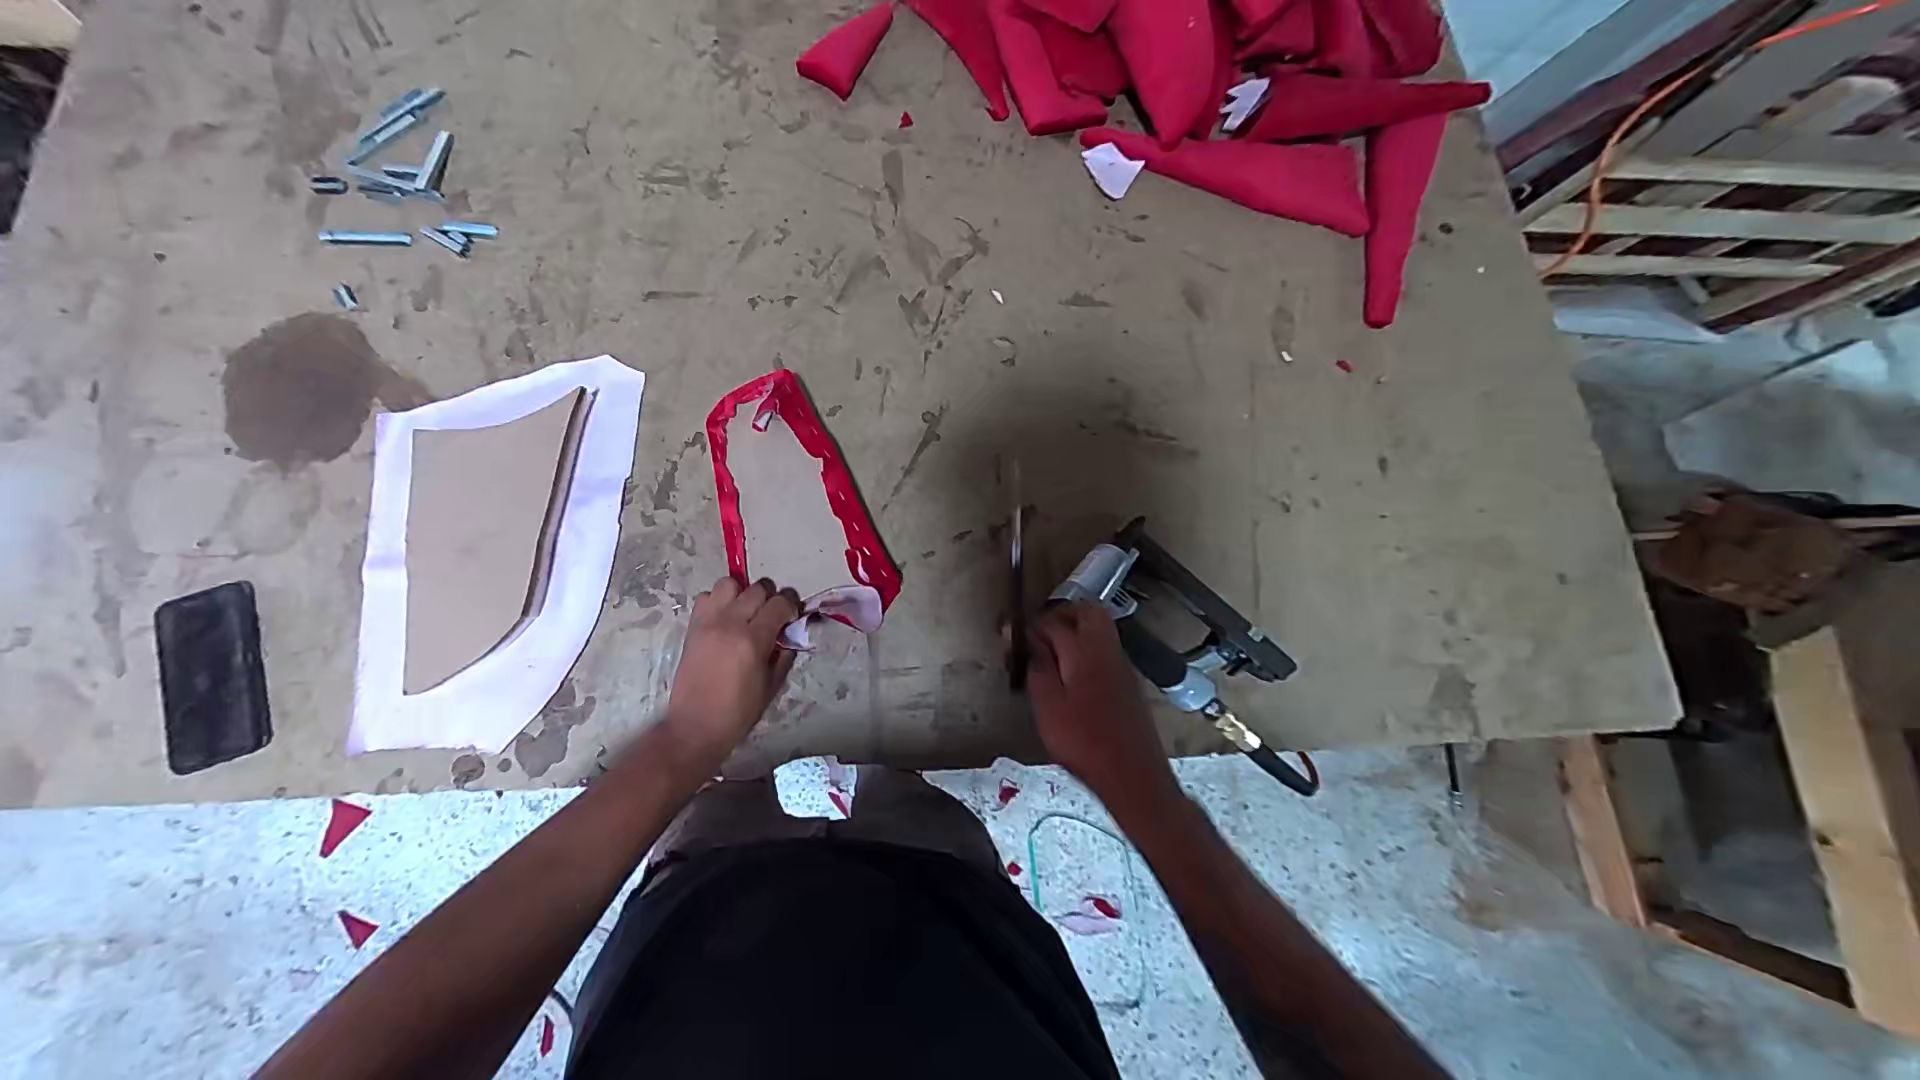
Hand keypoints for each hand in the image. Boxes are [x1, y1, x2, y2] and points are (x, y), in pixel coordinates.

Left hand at [661, 577, 799, 774]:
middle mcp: (730, 624)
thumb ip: (784, 653)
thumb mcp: (773, 684)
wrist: (696, 725)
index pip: (780, 602)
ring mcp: (708, 623)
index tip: (792, 617)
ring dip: (742, 593)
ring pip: (729, 584)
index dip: (791, 605)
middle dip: (770, 598)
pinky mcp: (692, 627)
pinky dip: (718, 602)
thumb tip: (789, 634)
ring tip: (745, 613)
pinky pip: (706, 597)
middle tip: (771, 617)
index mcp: (754, 640)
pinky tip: (724, 620)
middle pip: (757, 588)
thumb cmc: (739, 711)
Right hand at [1025, 602, 1178, 808]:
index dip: (1030, 626)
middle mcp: (1108, 649)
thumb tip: (1023, 636)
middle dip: (1060, 615)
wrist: (1131, 774)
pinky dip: (1086, 652)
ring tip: (1050, 657)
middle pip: (1087, 611)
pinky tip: (1071, 679)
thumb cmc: (1083, 741)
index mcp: (1084, 649)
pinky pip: (1105, 651)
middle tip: (1037, 635)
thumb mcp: (1046, 704)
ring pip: (1099, 630)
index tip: (1013, 641)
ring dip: (1075, 632)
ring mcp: (1122, 666)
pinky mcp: (1128, 683)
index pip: (1053, 620)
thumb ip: (1035, 664)